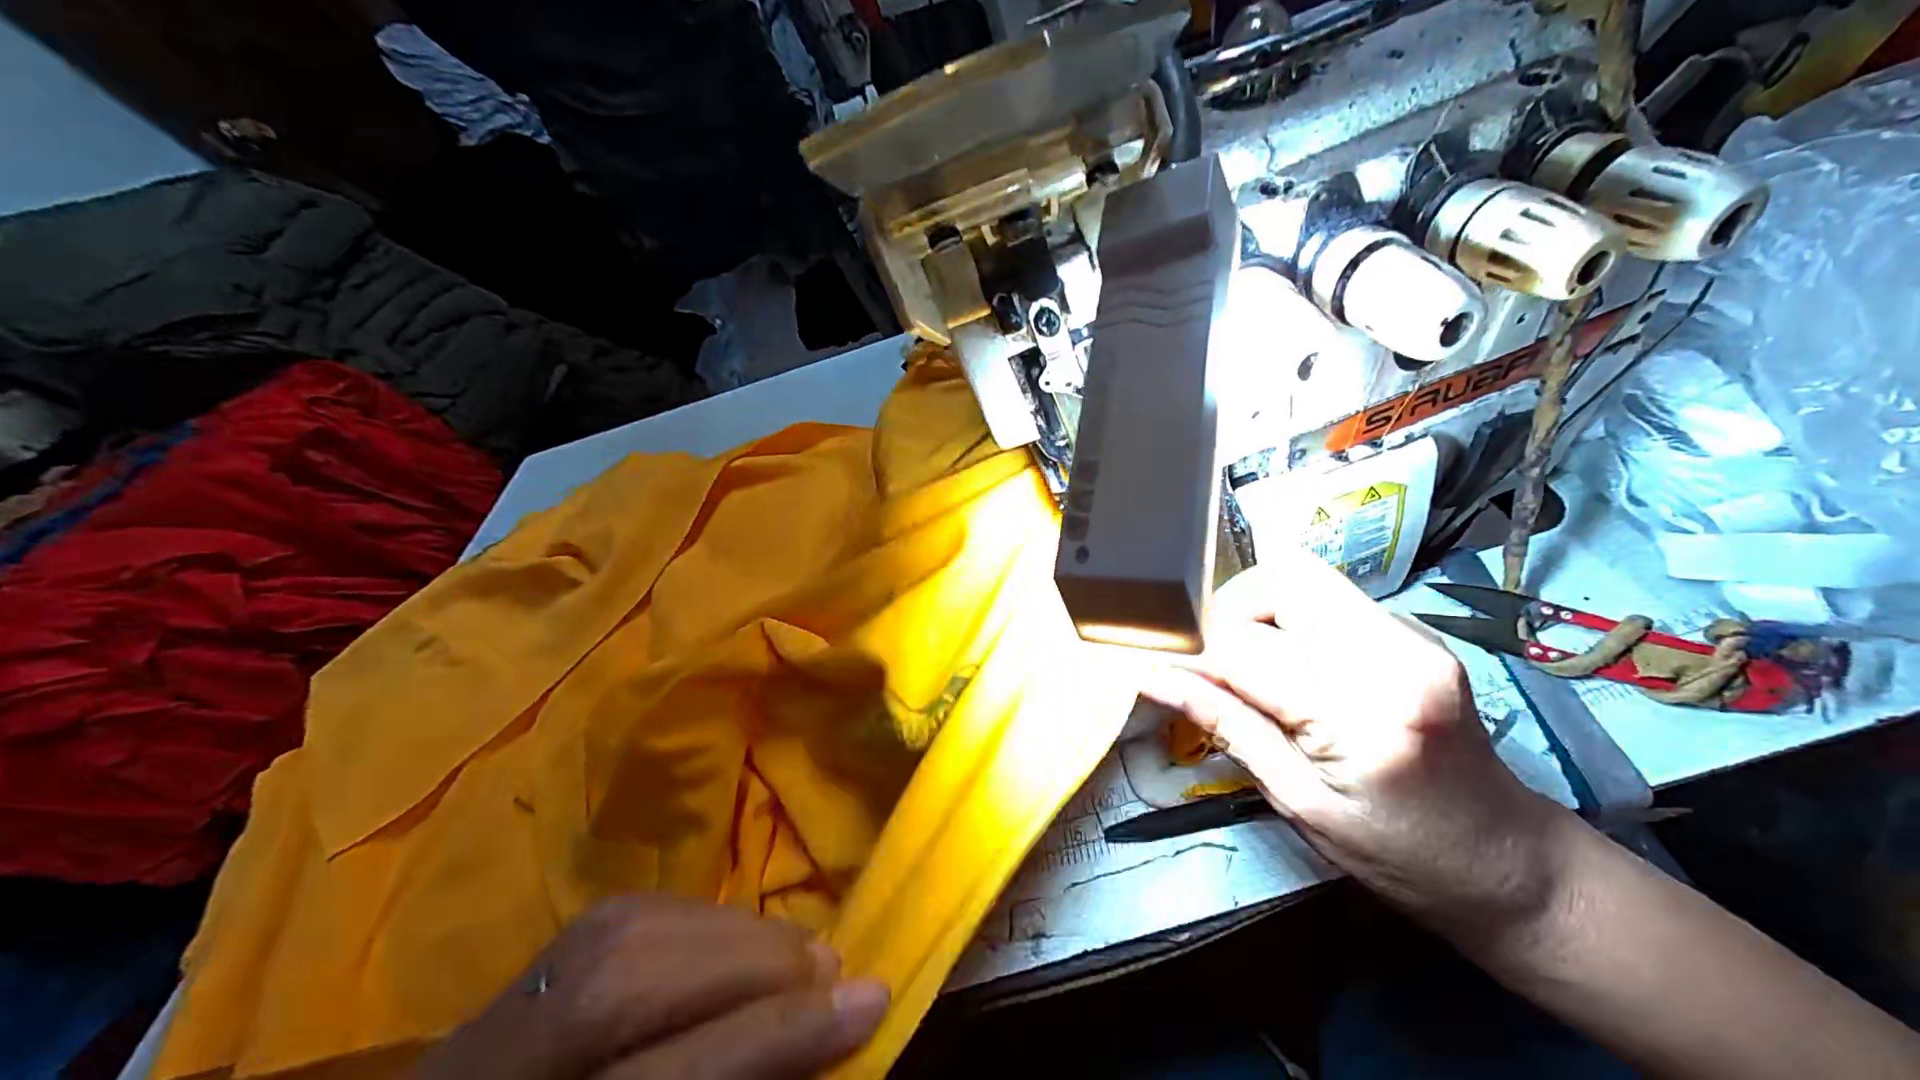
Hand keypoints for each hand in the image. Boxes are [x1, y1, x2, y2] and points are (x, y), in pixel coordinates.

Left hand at [415, 896, 888, 1079]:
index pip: (666, 1076)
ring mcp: (494, 1013)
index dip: (776, 1033)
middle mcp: (500, 1063)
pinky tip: (736, 938)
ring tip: (798, 951)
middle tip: (832, 964)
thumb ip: (743, 1071)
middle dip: (750, 961)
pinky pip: (622, 914)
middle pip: (621, 986)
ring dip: (730, 928)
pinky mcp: (525, 966)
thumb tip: (833, 1024)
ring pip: (620, 932)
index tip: (873, 997)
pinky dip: (695, 918)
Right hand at [1139, 549, 1568, 942]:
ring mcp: (1413, 635)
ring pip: (1301, 577)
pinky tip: (1290, 666)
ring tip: (1247, 666)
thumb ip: (1227, 726)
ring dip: (1256, 612)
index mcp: (1364, 713)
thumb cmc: (1400, 856)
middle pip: (1278, 579)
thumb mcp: (1299, 803)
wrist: (1512, 864)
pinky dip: (1289, 620)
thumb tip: (1155, 680)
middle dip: (1226, 610)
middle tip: (1209, 662)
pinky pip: (1328, 598)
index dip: (1193, 653)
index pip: (1244, 646)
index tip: (1163, 668)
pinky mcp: (1415, 631)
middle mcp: (1395, 654)